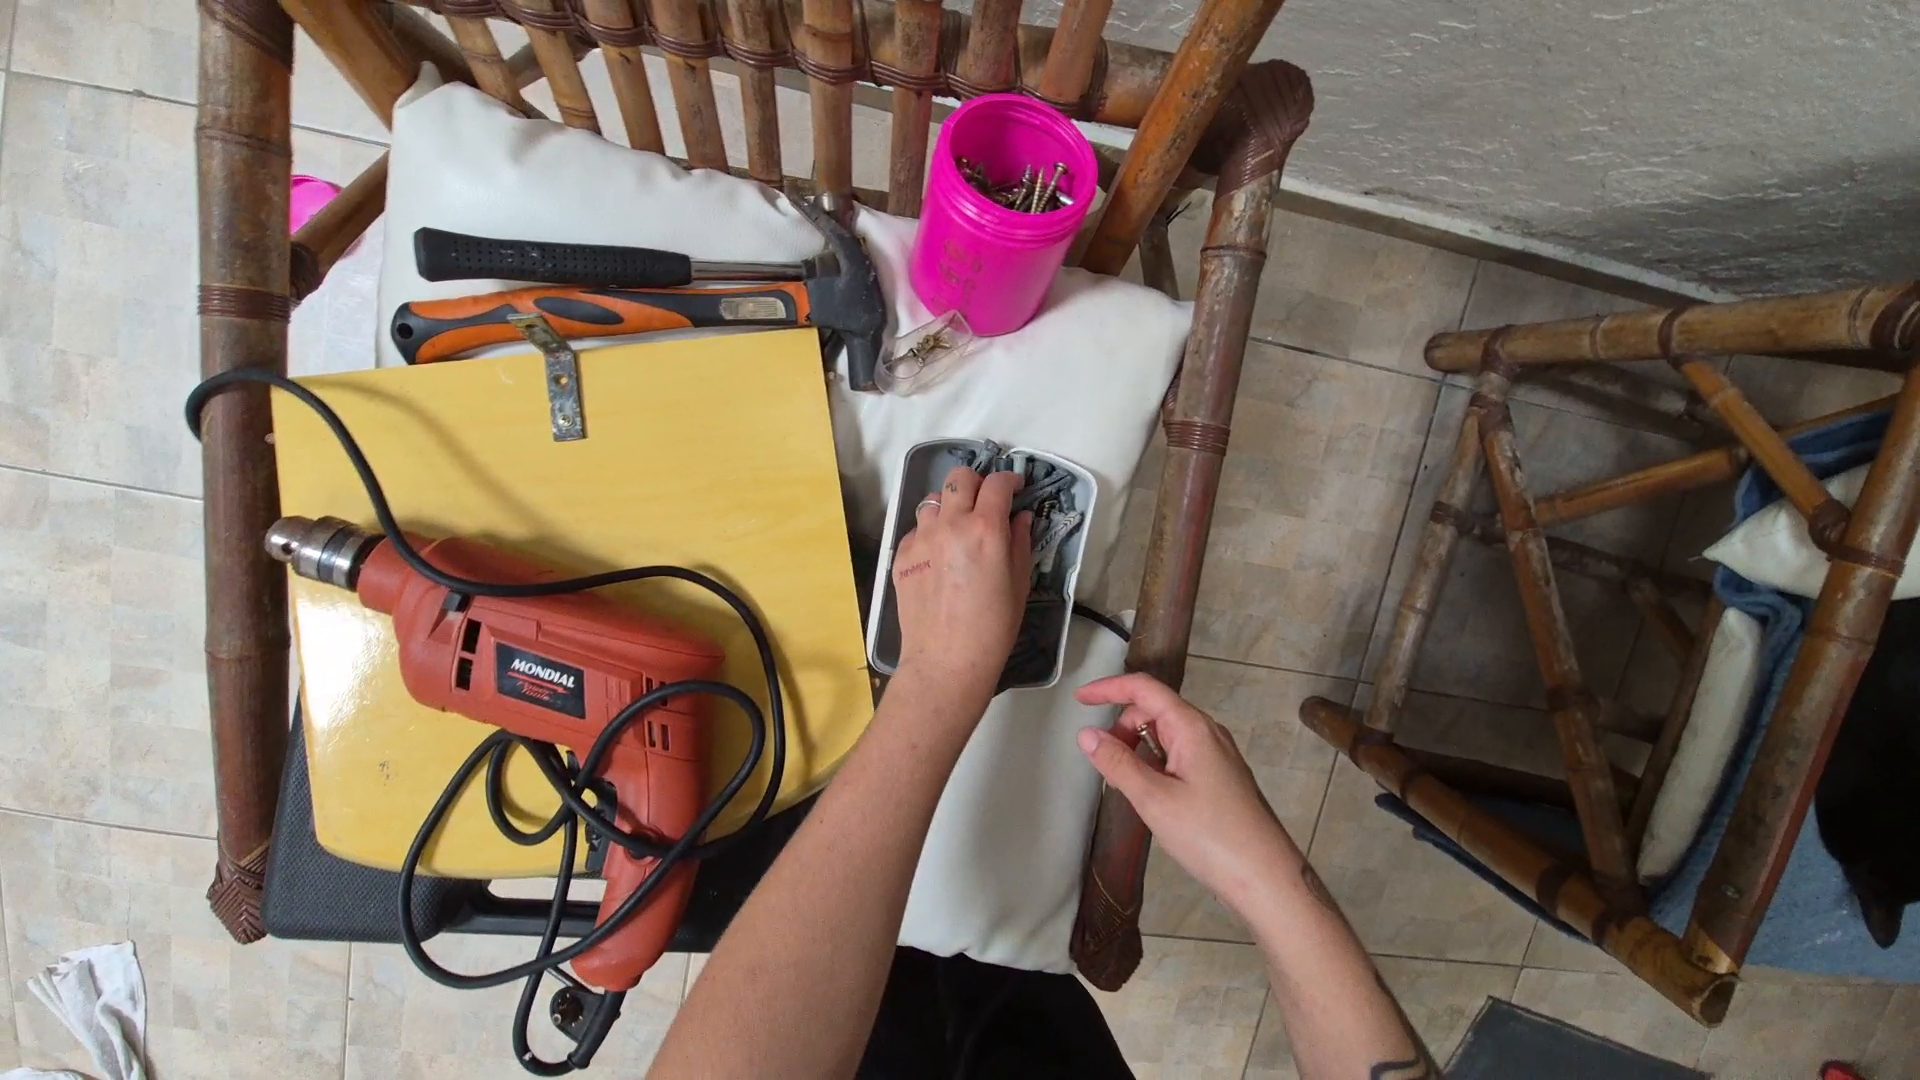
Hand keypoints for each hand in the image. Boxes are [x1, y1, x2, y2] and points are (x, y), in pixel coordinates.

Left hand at [891, 466, 1033, 695]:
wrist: (946, 661)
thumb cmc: (993, 628)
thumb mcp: (1019, 584)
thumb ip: (1020, 542)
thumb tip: (1020, 517)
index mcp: (985, 530)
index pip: (997, 484)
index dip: (1010, 479)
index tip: (1016, 487)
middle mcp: (950, 525)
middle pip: (959, 478)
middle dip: (976, 482)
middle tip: (985, 500)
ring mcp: (921, 539)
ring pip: (933, 501)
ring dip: (949, 506)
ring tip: (958, 529)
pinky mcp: (901, 556)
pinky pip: (916, 530)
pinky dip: (930, 533)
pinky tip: (939, 556)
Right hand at [1075, 673, 1299, 914]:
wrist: (1267, 879)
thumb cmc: (1210, 836)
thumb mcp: (1154, 799)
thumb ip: (1117, 763)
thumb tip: (1086, 734)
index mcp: (1191, 727)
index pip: (1144, 688)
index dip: (1109, 688)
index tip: (1079, 699)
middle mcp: (1206, 732)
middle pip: (1153, 710)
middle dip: (1122, 728)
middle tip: (1104, 764)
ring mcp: (1215, 754)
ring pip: (1164, 734)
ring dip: (1137, 749)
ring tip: (1124, 784)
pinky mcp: (1219, 776)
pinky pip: (1177, 755)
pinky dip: (1154, 764)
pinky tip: (1148, 793)